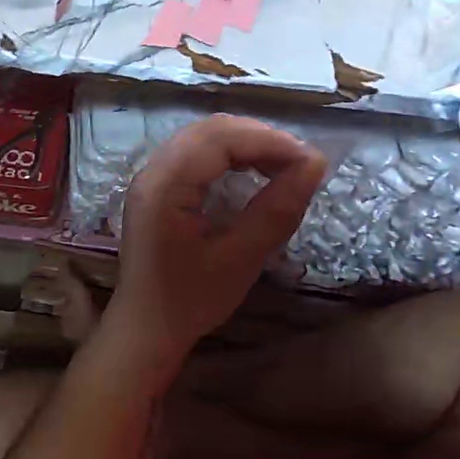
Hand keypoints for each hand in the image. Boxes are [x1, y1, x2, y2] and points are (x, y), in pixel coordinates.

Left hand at [107, 115, 328, 356]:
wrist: (145, 327)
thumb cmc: (190, 300)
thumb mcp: (241, 258)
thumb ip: (276, 210)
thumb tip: (314, 165)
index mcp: (165, 185)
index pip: (219, 138)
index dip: (268, 141)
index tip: (310, 160)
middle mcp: (152, 172)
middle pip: (209, 131)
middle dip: (259, 138)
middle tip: (300, 163)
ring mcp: (150, 178)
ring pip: (201, 139)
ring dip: (244, 144)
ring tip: (282, 167)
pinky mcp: (156, 189)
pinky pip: (193, 155)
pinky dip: (227, 156)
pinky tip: (252, 173)